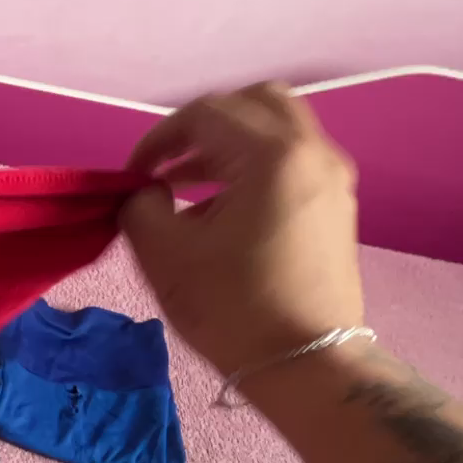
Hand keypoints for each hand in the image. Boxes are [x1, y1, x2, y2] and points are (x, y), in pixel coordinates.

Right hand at [119, 83, 364, 378]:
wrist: (302, 359)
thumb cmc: (229, 307)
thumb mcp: (163, 255)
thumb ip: (141, 208)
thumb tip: (143, 193)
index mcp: (272, 157)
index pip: (207, 114)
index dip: (158, 138)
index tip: (130, 177)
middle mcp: (312, 152)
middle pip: (254, 103)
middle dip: (199, 128)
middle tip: (162, 165)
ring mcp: (330, 178)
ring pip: (273, 131)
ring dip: (222, 148)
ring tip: (180, 190)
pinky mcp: (331, 206)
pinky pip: (286, 162)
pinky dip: (246, 168)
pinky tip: (214, 213)